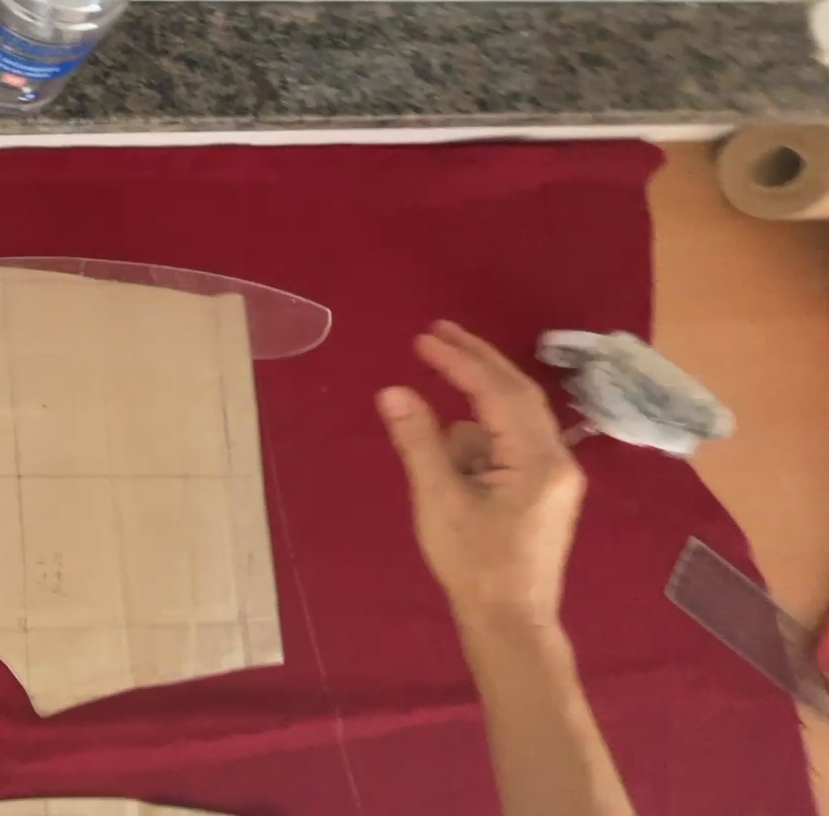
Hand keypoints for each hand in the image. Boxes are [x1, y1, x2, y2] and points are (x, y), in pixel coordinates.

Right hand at [377, 321, 584, 628]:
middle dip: (477, 358)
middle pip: (517, 394)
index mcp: (537, 461)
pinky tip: (448, 459)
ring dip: (472, 400)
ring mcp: (548, 474)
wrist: (508, 617)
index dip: (460, 362)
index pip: (499, 395)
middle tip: (437, 329)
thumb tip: (394, 390)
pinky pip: (502, 441)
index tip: (422, 338)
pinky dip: (472, 433)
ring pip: (508, 418)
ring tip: (435, 421)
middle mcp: (554, 459)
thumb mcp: (438, 498)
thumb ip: (418, 441)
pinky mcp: (534, 487)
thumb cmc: (473, 559)